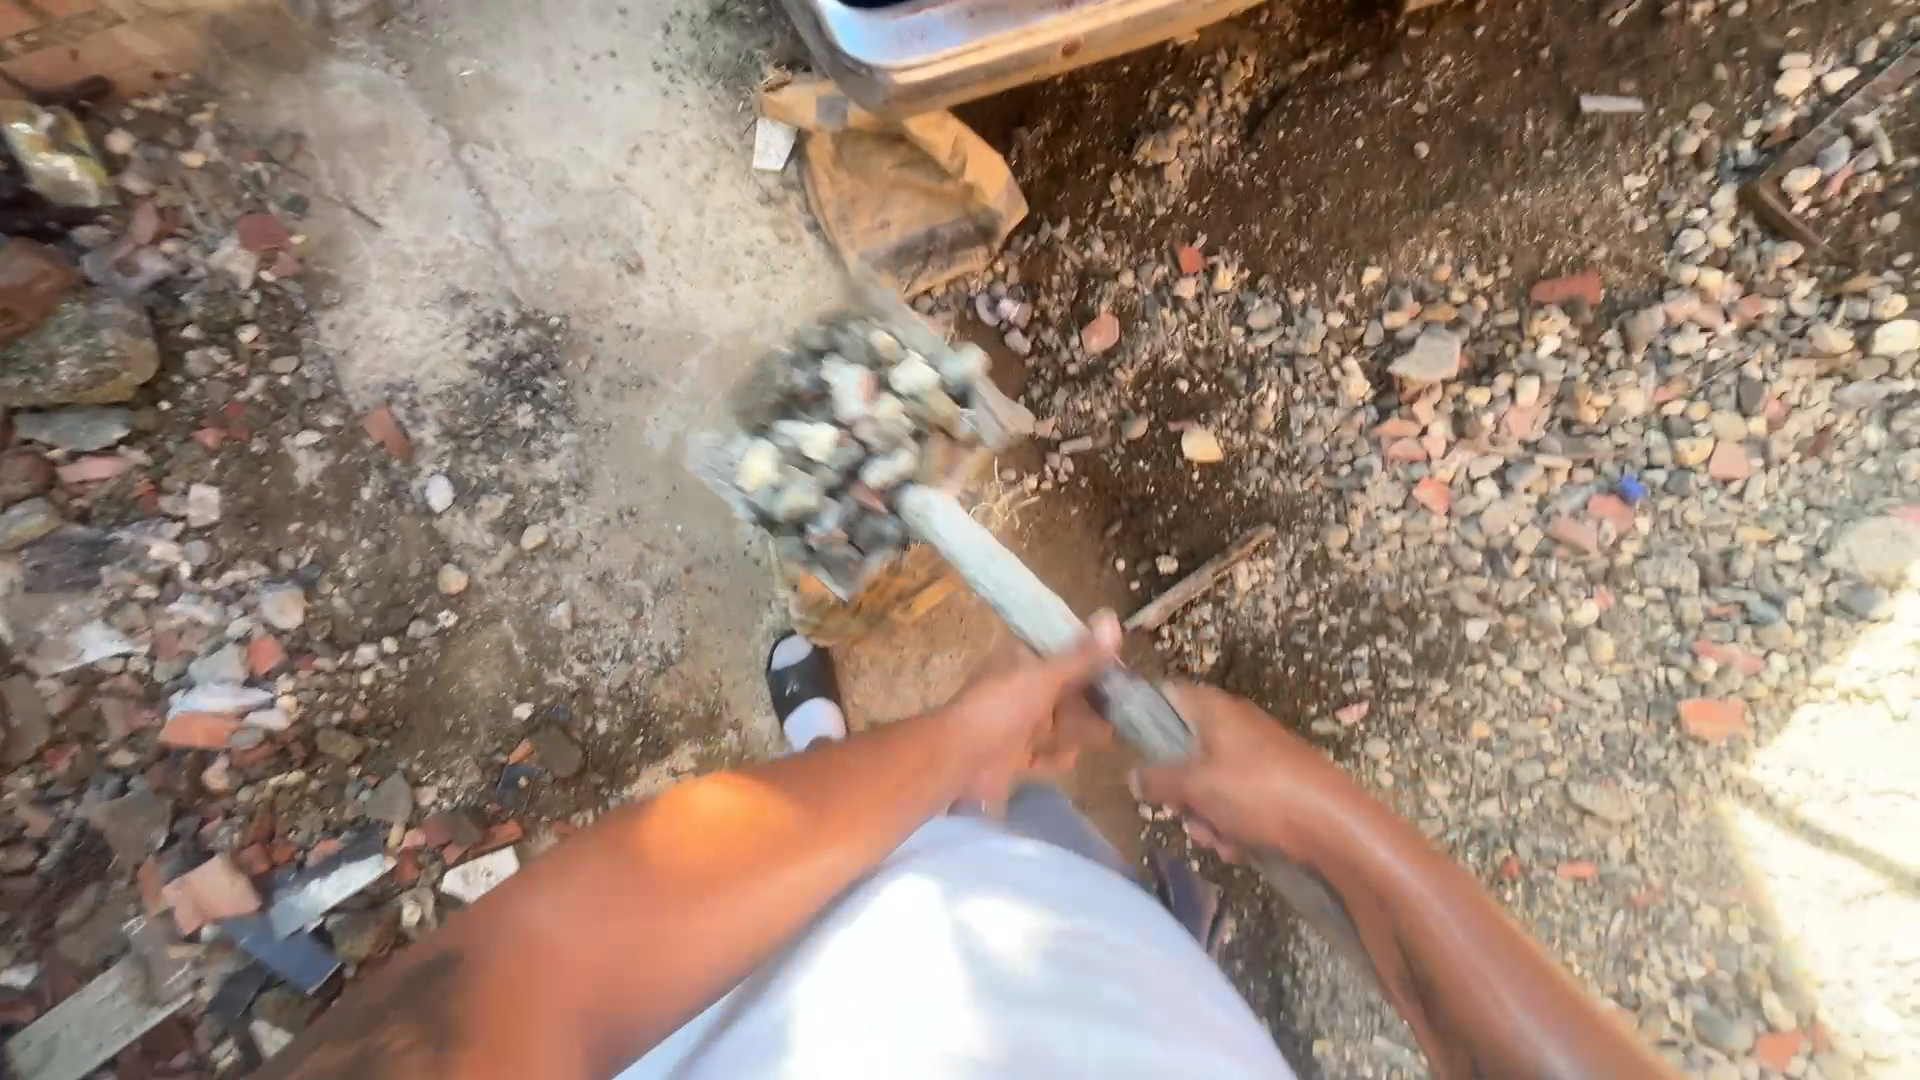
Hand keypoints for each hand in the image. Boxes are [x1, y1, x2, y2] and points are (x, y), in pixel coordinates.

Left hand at [936, 612, 1121, 809]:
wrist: (959, 758)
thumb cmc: (1001, 708)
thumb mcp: (1045, 677)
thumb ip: (1081, 656)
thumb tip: (1111, 617)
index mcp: (1022, 662)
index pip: (1063, 655)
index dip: (1090, 663)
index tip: (1120, 673)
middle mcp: (1019, 689)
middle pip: (1065, 694)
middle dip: (1090, 704)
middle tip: (1124, 711)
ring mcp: (1016, 725)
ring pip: (1057, 726)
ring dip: (1077, 732)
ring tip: (1103, 735)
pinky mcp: (1014, 758)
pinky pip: (1043, 758)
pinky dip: (1056, 759)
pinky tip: (1069, 758)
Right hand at [1130, 682, 1360, 863]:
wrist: (1336, 827)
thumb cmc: (1257, 792)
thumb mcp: (1195, 786)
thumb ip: (1157, 780)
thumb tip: (1131, 777)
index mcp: (1214, 709)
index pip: (1167, 695)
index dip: (1146, 717)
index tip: (1135, 749)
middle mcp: (1235, 725)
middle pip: (1186, 749)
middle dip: (1181, 790)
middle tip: (1185, 813)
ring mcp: (1259, 755)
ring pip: (1211, 782)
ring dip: (1207, 816)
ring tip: (1220, 840)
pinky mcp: (1278, 784)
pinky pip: (1239, 800)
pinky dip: (1235, 824)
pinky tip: (1242, 847)